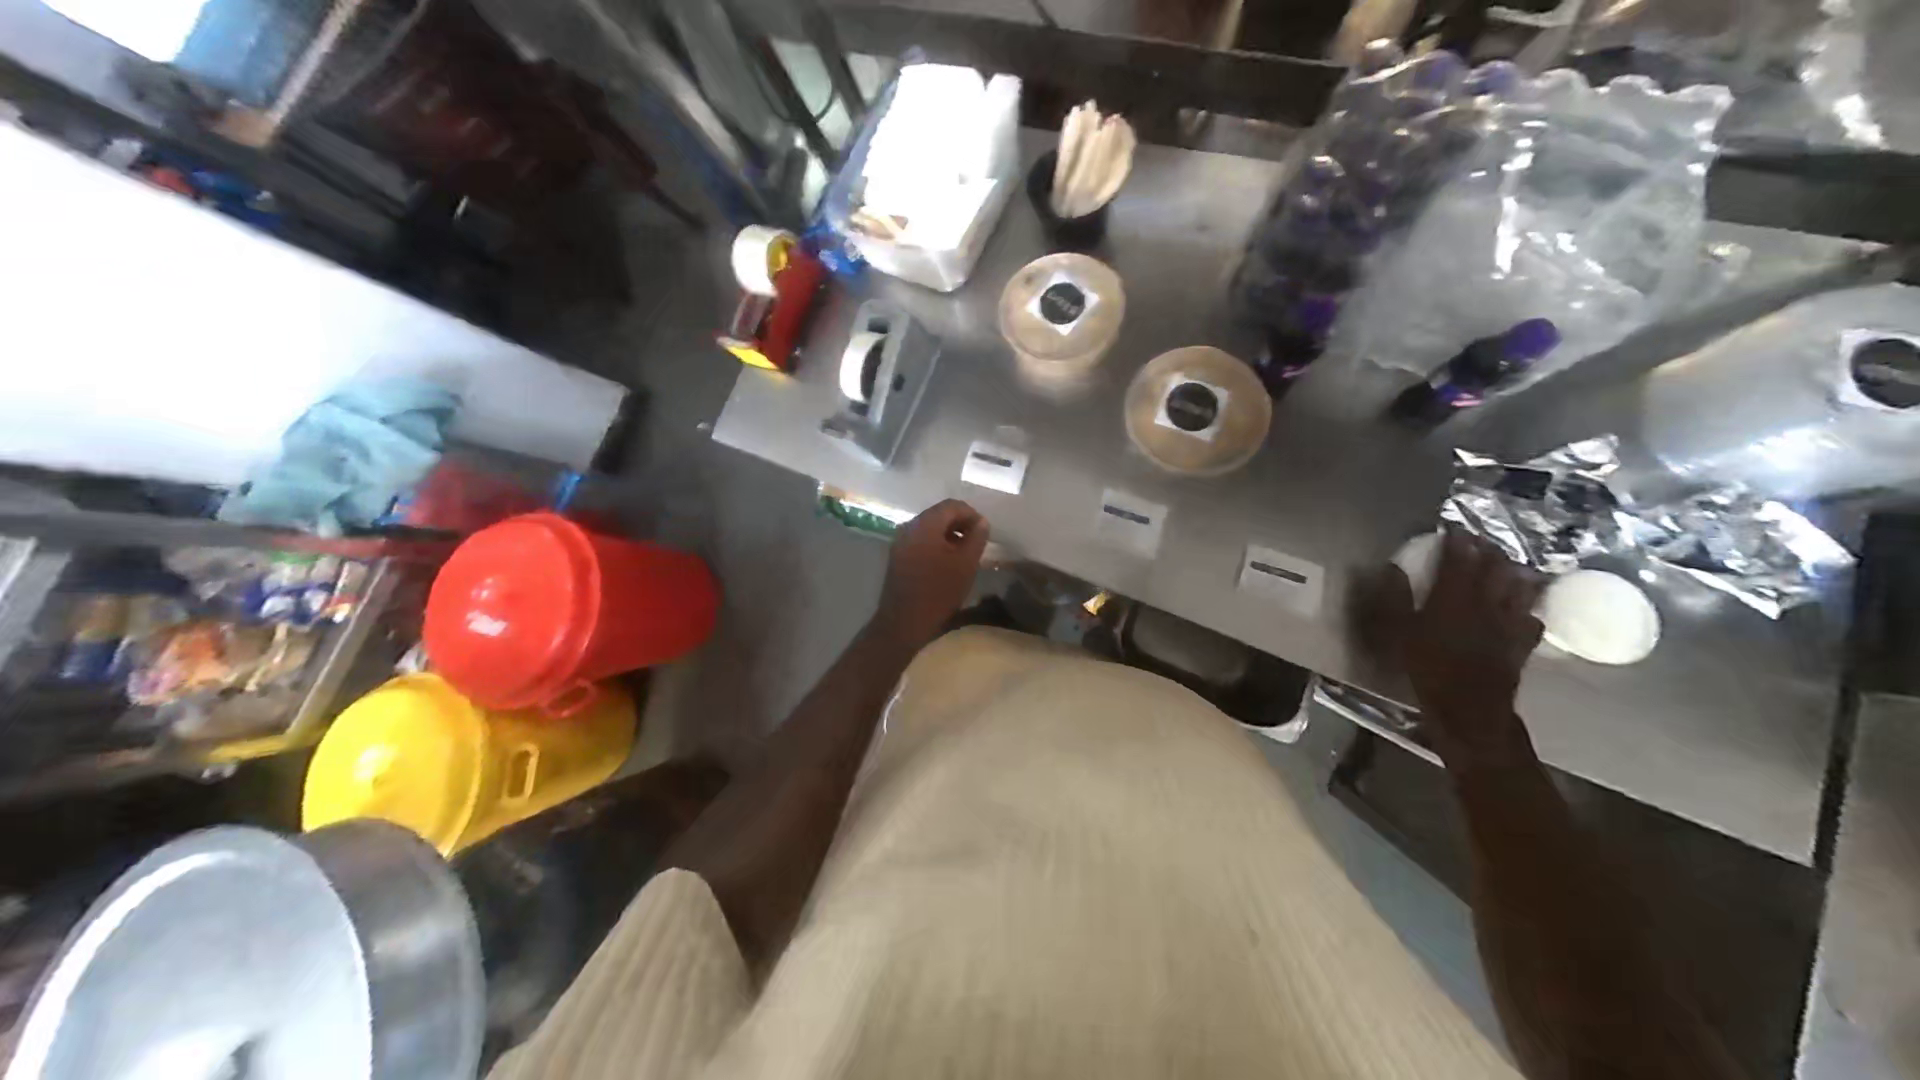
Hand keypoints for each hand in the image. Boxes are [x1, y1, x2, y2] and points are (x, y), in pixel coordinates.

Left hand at [872, 499, 989, 647]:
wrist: (904, 622)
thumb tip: (981, 522)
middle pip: (939, 514)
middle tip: (976, 543)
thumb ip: (976, 538)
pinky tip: (946, 563)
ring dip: (949, 535)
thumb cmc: (938, 592)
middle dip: (960, 524)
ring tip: (964, 554)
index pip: (952, 505)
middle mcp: (908, 527)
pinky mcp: (897, 556)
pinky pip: (920, 541)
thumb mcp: (966, 564)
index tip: (984, 532)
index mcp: (924, 524)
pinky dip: (936, 545)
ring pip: (929, 528)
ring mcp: (899, 542)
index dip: (971, 514)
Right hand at [1379, 528, 1545, 765]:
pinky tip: (1524, 610)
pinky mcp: (1523, 643)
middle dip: (1489, 549)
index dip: (1458, 541)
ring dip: (1514, 571)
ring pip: (1521, 587)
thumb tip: (1391, 567)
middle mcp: (1487, 603)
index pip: (1459, 559)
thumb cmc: (1427, 668)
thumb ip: (1396, 598)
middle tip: (1481, 541)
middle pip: (1495, 567)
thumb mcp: (1399, 632)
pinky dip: (1528, 609)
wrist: (1470, 708)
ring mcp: (1510, 622)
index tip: (1453, 527)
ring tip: (1509, 564)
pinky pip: (1532, 619)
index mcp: (1453, 597)